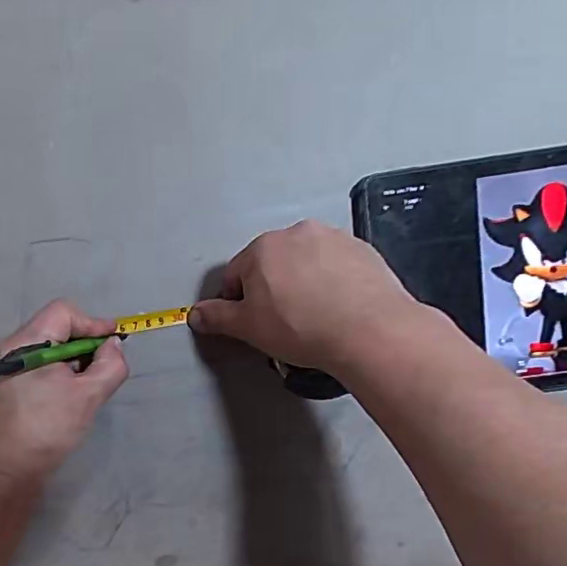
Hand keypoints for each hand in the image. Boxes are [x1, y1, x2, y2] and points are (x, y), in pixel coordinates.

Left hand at [0, 300, 129, 481]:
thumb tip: (112, 344)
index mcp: (22, 343)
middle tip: (100, 365)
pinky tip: (64, 389)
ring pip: (43, 343)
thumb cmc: (50, 430)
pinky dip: (52, 366)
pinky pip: (31, 359)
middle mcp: (4, 345)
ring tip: (83, 381)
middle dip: (81, 342)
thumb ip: (110, 364)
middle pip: (52, 326)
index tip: (112, 341)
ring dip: (68, 356)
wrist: (11, 469)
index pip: (62, 312)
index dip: (91, 323)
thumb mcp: (90, 396)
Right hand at [188, 219, 428, 370]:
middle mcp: (296, 234)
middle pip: (271, 264)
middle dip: (271, 289)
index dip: (237, 302)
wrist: (370, 331)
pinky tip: (337, 308)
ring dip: (302, 283)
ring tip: (313, 316)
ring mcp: (333, 239)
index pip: (235, 275)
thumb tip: (196, 314)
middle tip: (281, 321)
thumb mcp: (248, 327)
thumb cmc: (302, 327)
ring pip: (304, 262)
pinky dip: (331, 282)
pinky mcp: (363, 250)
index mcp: (261, 248)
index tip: (251, 323)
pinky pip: (335, 265)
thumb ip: (217, 317)